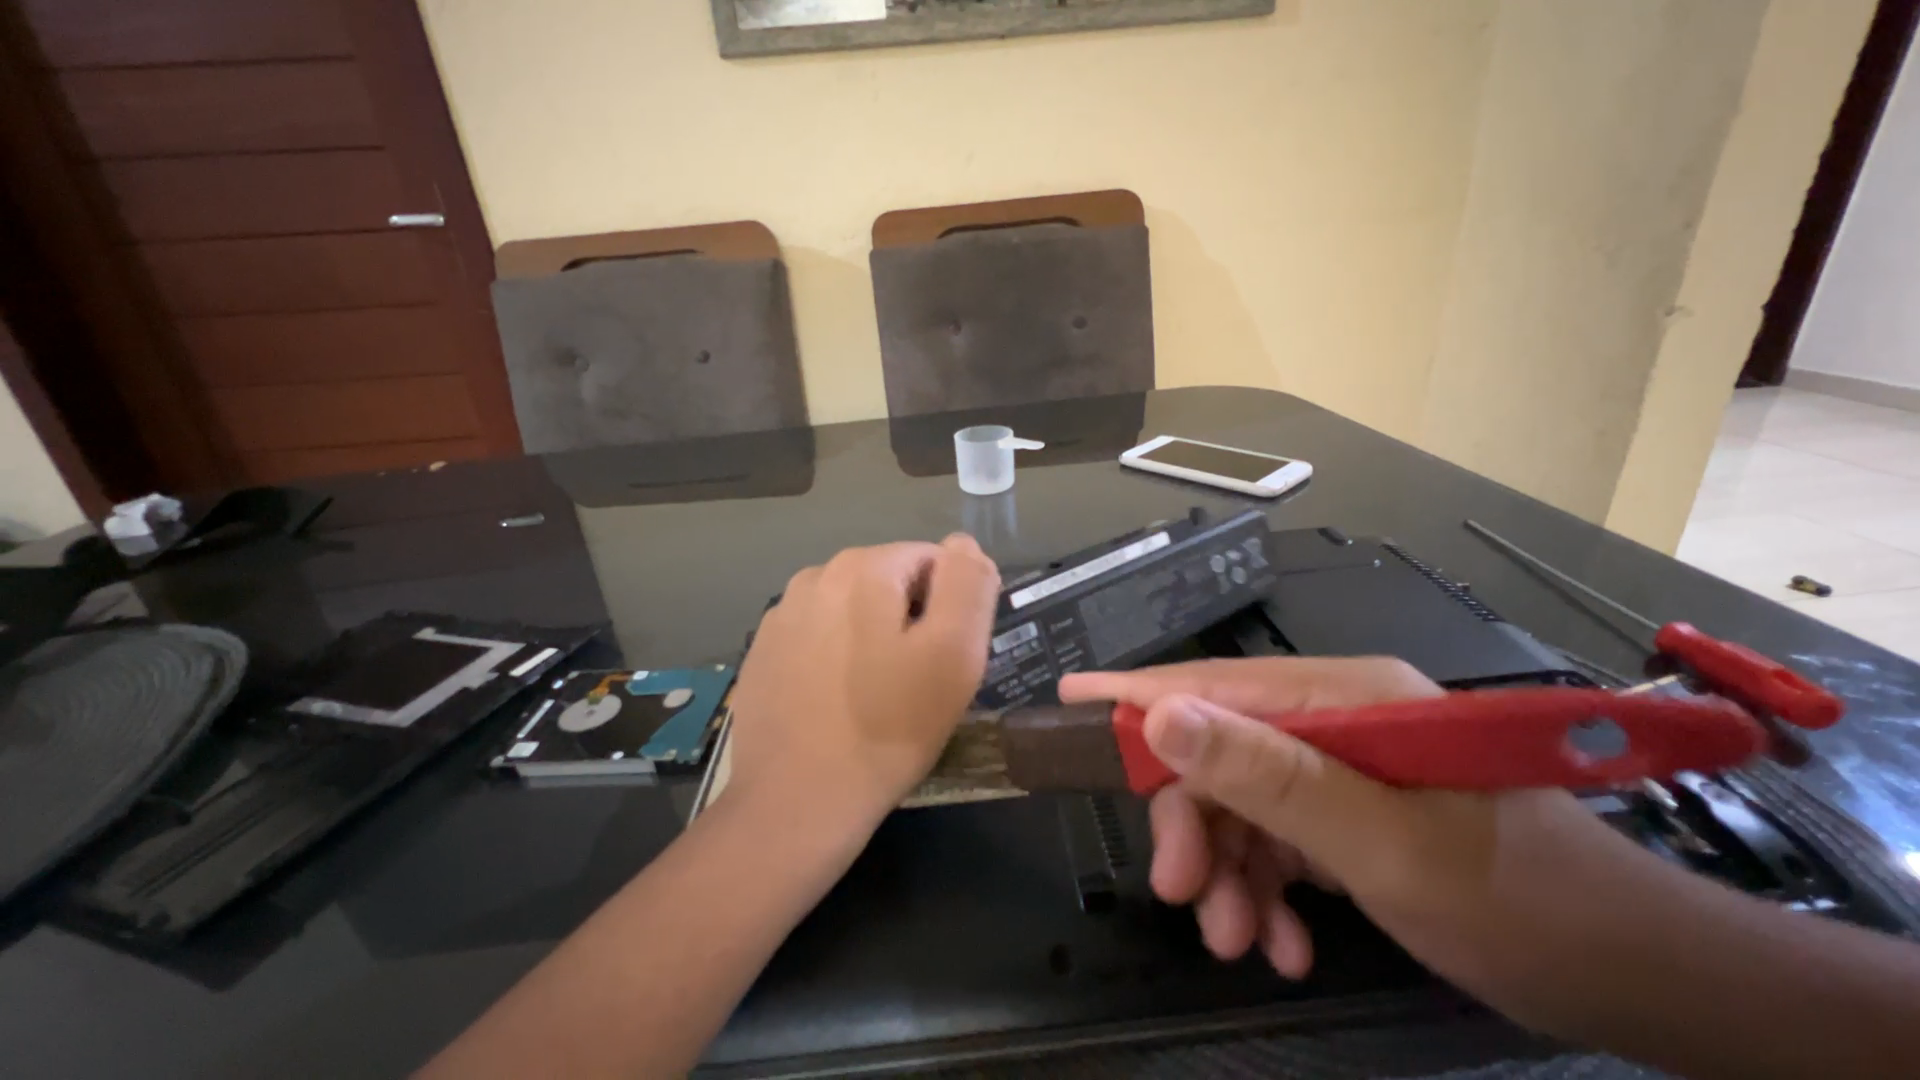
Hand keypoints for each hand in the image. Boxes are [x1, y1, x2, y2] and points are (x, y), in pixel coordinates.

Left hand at [724, 536, 1000, 831]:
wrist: (799, 801)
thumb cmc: (889, 727)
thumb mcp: (954, 654)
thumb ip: (968, 585)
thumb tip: (964, 543)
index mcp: (861, 567)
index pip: (934, 561)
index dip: (952, 609)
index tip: (946, 661)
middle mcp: (814, 576)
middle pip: (891, 583)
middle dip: (913, 621)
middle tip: (918, 683)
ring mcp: (780, 616)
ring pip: (854, 612)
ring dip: (875, 640)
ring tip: (880, 698)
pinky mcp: (763, 654)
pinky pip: (820, 640)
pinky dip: (838, 661)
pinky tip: (840, 705)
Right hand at [1057, 658, 1602, 990]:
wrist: (1640, 976)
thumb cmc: (1519, 901)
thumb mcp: (1382, 843)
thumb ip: (1268, 775)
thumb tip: (1161, 714)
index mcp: (1349, 700)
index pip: (1216, 685)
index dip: (1137, 694)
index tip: (1068, 701)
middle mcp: (1343, 722)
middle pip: (1224, 756)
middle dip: (1196, 826)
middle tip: (1182, 899)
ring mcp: (1353, 770)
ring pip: (1248, 809)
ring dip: (1234, 875)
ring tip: (1245, 944)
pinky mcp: (1362, 817)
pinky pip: (1285, 844)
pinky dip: (1272, 893)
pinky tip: (1285, 943)